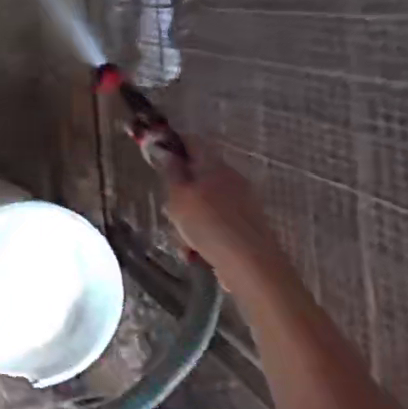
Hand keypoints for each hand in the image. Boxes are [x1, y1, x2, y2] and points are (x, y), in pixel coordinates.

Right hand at [142, 130, 283, 282]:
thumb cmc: (209, 224)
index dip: (172, 144)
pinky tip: (196, 253)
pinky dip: (202, 235)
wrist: (252, 267)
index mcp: (214, 165)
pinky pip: (214, 223)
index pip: (192, 141)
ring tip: (182, 239)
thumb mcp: (179, 195)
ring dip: (187, 218)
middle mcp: (230, 179)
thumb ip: (170, 170)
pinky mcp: (244, 227)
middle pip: (195, 175)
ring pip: (202, 202)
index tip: (155, 158)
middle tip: (169, 209)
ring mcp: (240, 204)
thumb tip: (164, 149)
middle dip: (178, 192)